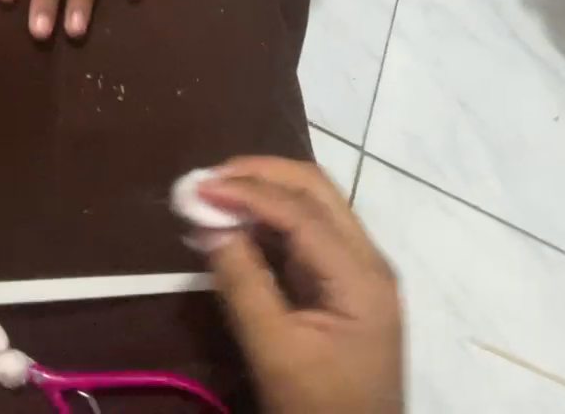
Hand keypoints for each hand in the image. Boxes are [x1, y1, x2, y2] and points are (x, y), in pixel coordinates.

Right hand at [197, 159, 403, 413]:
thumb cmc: (320, 409)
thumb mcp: (276, 354)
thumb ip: (243, 285)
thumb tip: (208, 225)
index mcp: (360, 277)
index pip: (300, 211)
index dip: (247, 191)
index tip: (198, 187)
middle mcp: (366, 259)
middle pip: (313, 188)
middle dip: (258, 174)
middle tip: (208, 180)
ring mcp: (355, 268)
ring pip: (310, 201)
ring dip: (260, 190)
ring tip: (213, 195)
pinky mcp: (339, 280)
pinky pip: (303, 229)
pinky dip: (265, 216)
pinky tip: (232, 222)